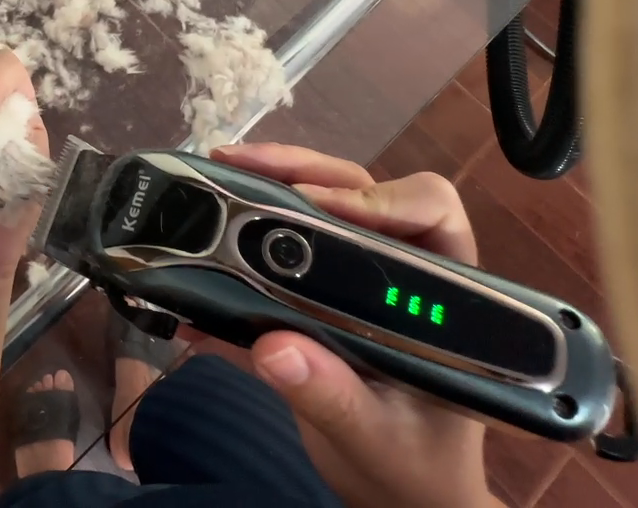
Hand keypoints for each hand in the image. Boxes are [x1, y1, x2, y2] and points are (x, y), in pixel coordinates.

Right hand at [209, 143, 498, 507]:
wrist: (395, 493)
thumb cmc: (413, 469)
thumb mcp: (375, 438)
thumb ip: (331, 397)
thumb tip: (272, 346)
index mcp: (440, 296)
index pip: (429, 211)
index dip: (377, 196)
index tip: (315, 204)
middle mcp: (400, 270)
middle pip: (358, 188)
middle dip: (298, 167)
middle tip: (234, 162)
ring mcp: (355, 276)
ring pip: (318, 201)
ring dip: (266, 181)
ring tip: (215, 170)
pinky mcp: (314, 289)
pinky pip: (280, 240)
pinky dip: (238, 228)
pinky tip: (197, 233)